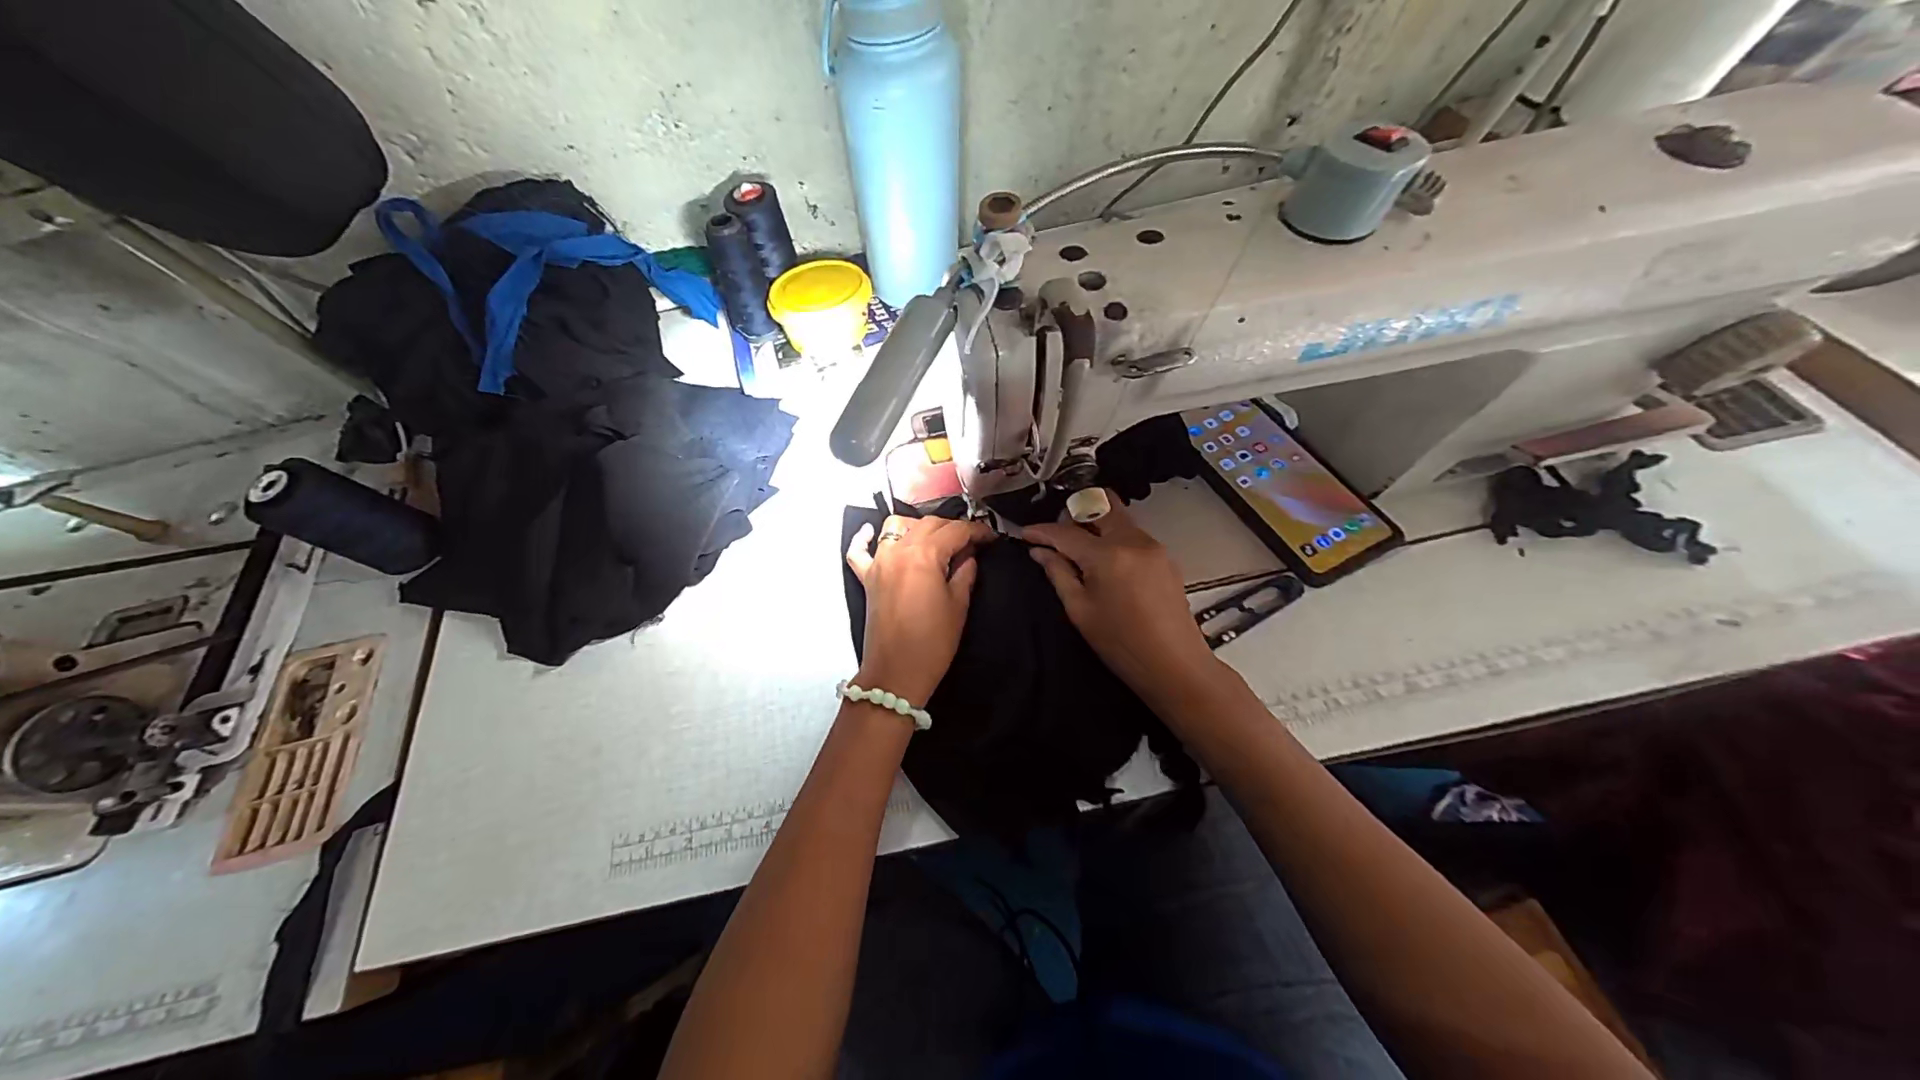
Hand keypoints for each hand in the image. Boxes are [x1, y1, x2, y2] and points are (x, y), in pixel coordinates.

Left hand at [846, 515, 995, 705]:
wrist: (896, 674)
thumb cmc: (932, 643)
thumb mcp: (958, 605)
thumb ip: (965, 572)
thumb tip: (969, 555)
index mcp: (924, 556)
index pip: (954, 531)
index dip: (976, 531)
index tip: (990, 538)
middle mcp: (897, 551)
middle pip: (927, 524)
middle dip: (951, 528)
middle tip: (970, 542)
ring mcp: (878, 563)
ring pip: (896, 527)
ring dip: (917, 527)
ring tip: (935, 540)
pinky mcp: (867, 579)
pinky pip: (859, 550)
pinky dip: (865, 538)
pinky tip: (872, 532)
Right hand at [1022, 496, 1221, 703]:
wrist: (1174, 665)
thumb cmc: (1121, 644)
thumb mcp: (1080, 610)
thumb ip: (1058, 574)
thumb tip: (1040, 552)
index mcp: (1107, 555)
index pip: (1066, 531)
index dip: (1041, 531)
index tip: (1025, 533)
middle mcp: (1133, 541)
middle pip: (1101, 505)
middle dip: (1075, 512)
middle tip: (1058, 534)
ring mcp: (1154, 547)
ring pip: (1119, 518)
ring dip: (1096, 525)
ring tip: (1080, 551)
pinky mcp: (1166, 558)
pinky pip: (1134, 535)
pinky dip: (1115, 539)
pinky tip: (1106, 564)